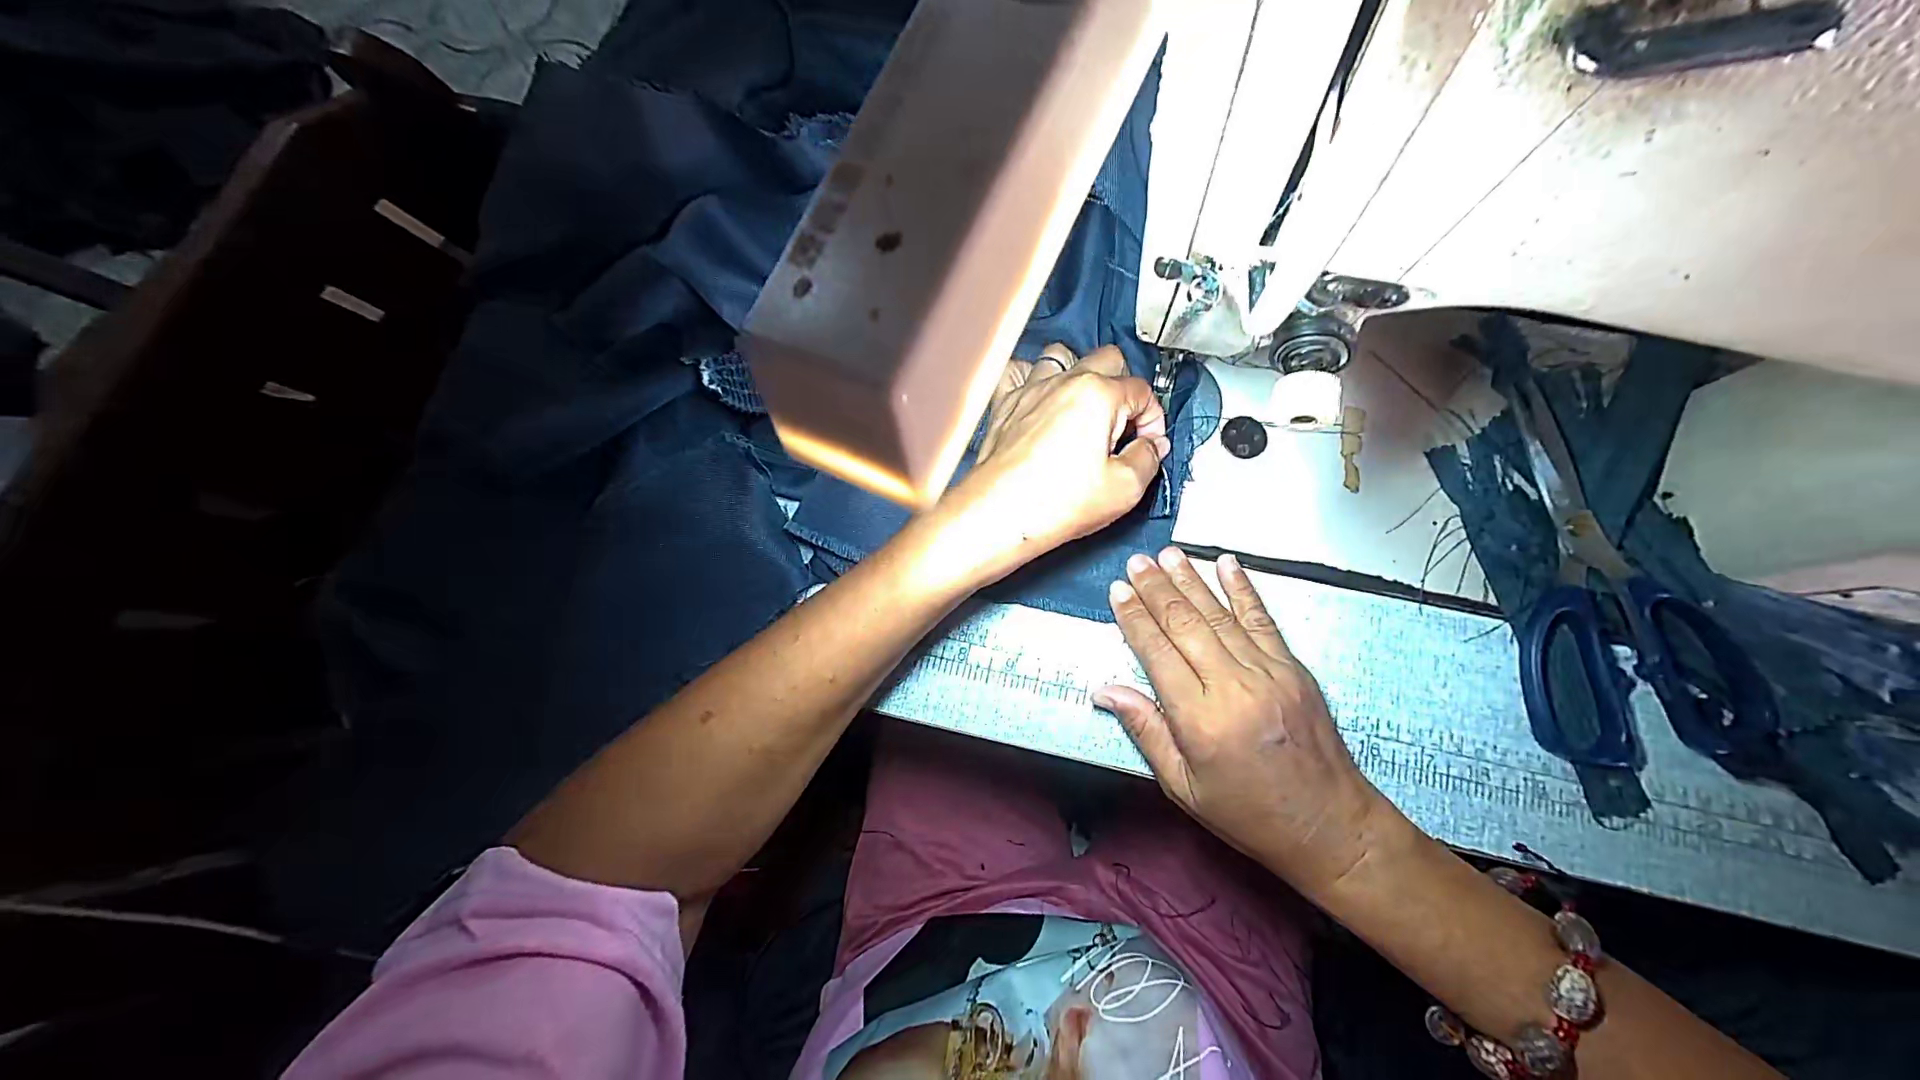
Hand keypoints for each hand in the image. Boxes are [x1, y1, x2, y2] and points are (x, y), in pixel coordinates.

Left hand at [933, 344, 1168, 586]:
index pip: (1142, 391)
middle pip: (1108, 360)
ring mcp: (1031, 390)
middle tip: (1124, 423)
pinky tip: (1041, 396)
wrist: (1000, 514)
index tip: (1148, 443)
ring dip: (1080, 374)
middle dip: (1124, 387)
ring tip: (1085, 405)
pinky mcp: (1006, 405)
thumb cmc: (1053, 502)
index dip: (1153, 419)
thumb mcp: (1126, 488)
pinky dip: (1032, 378)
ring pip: (1062, 356)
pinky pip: (1018, 372)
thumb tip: (1150, 447)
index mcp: (1098, 395)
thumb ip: (1148, 458)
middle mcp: (1063, 382)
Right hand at [1096, 546, 1396, 897]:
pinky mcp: (1294, 669)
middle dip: (1157, 589)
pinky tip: (1226, 564)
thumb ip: (1146, 731)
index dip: (1135, 618)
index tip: (1118, 592)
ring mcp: (1268, 673)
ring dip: (1191, 580)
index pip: (1157, 653)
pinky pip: (1262, 620)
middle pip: (1185, 625)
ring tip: (1168, 555)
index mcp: (1200, 720)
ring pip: (1220, 615)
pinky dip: (1242, 589)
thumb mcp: (1183, 787)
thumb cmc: (1249, 814)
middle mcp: (1233, 687)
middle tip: (1136, 562)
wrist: (1330, 827)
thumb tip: (1106, 691)